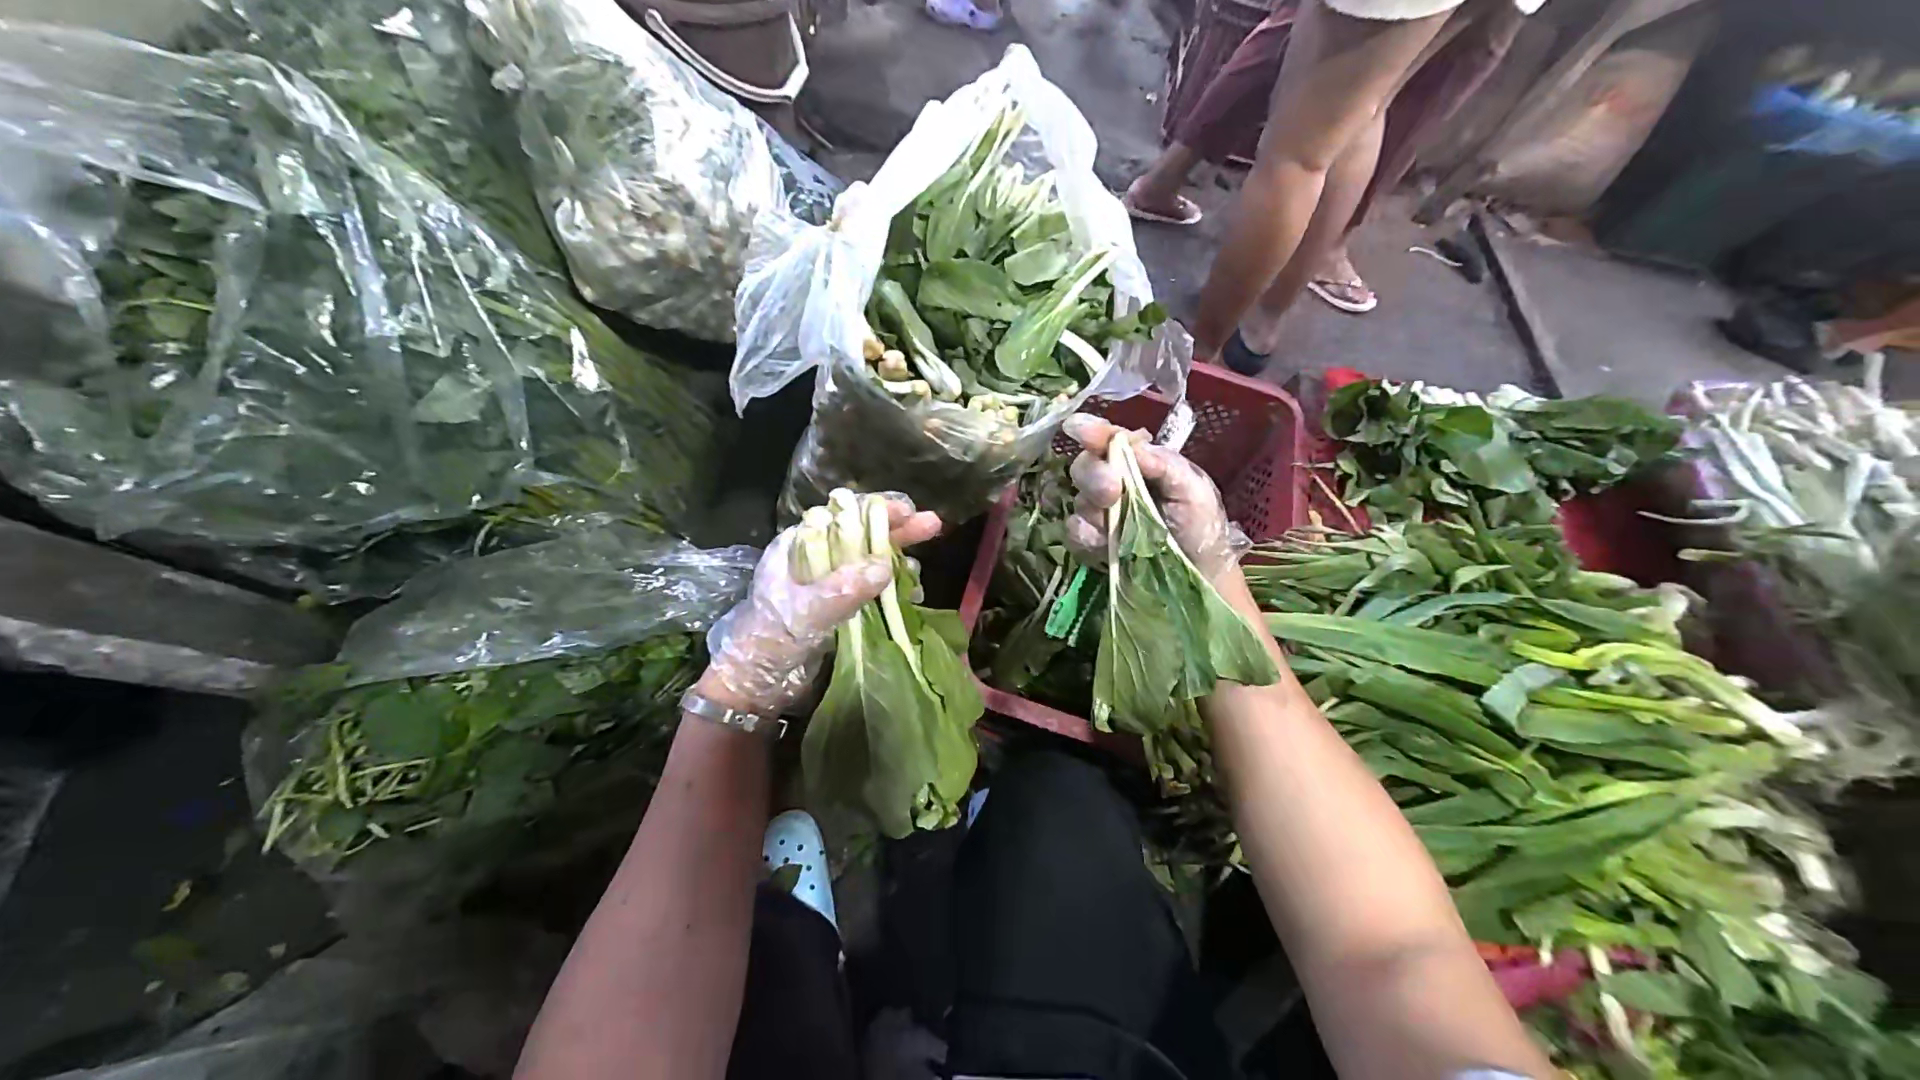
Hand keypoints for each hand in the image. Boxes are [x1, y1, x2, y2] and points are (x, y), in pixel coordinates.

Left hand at [697, 497, 941, 713]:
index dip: (875, 511)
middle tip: (932, 524)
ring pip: (869, 557)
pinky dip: (892, 581)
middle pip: (861, 533)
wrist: (759, 681)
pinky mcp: (842, 603)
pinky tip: (912, 583)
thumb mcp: (804, 614)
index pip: (841, 516)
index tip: (906, 512)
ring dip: (898, 553)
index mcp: (798, 546)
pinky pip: (871, 585)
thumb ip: (841, 590)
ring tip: (926, 553)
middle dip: (896, 527)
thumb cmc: (770, 640)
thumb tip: (884, 567)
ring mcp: (830, 581)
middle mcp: (816, 557)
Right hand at [1062, 414, 1239, 578]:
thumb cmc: (1201, 527)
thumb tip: (1132, 444)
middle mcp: (1113, 482)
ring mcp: (1099, 514)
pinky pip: (1074, 533)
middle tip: (1112, 490)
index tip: (1078, 430)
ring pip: (1078, 500)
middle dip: (1094, 475)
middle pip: (1085, 466)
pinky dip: (1086, 536)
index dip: (1092, 431)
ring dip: (1094, 509)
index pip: (1109, 440)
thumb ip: (1165, 465)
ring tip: (1117, 525)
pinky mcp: (1090, 543)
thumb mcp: (1195, 490)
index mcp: (1139, 462)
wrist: (1198, 576)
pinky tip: (1104, 544)